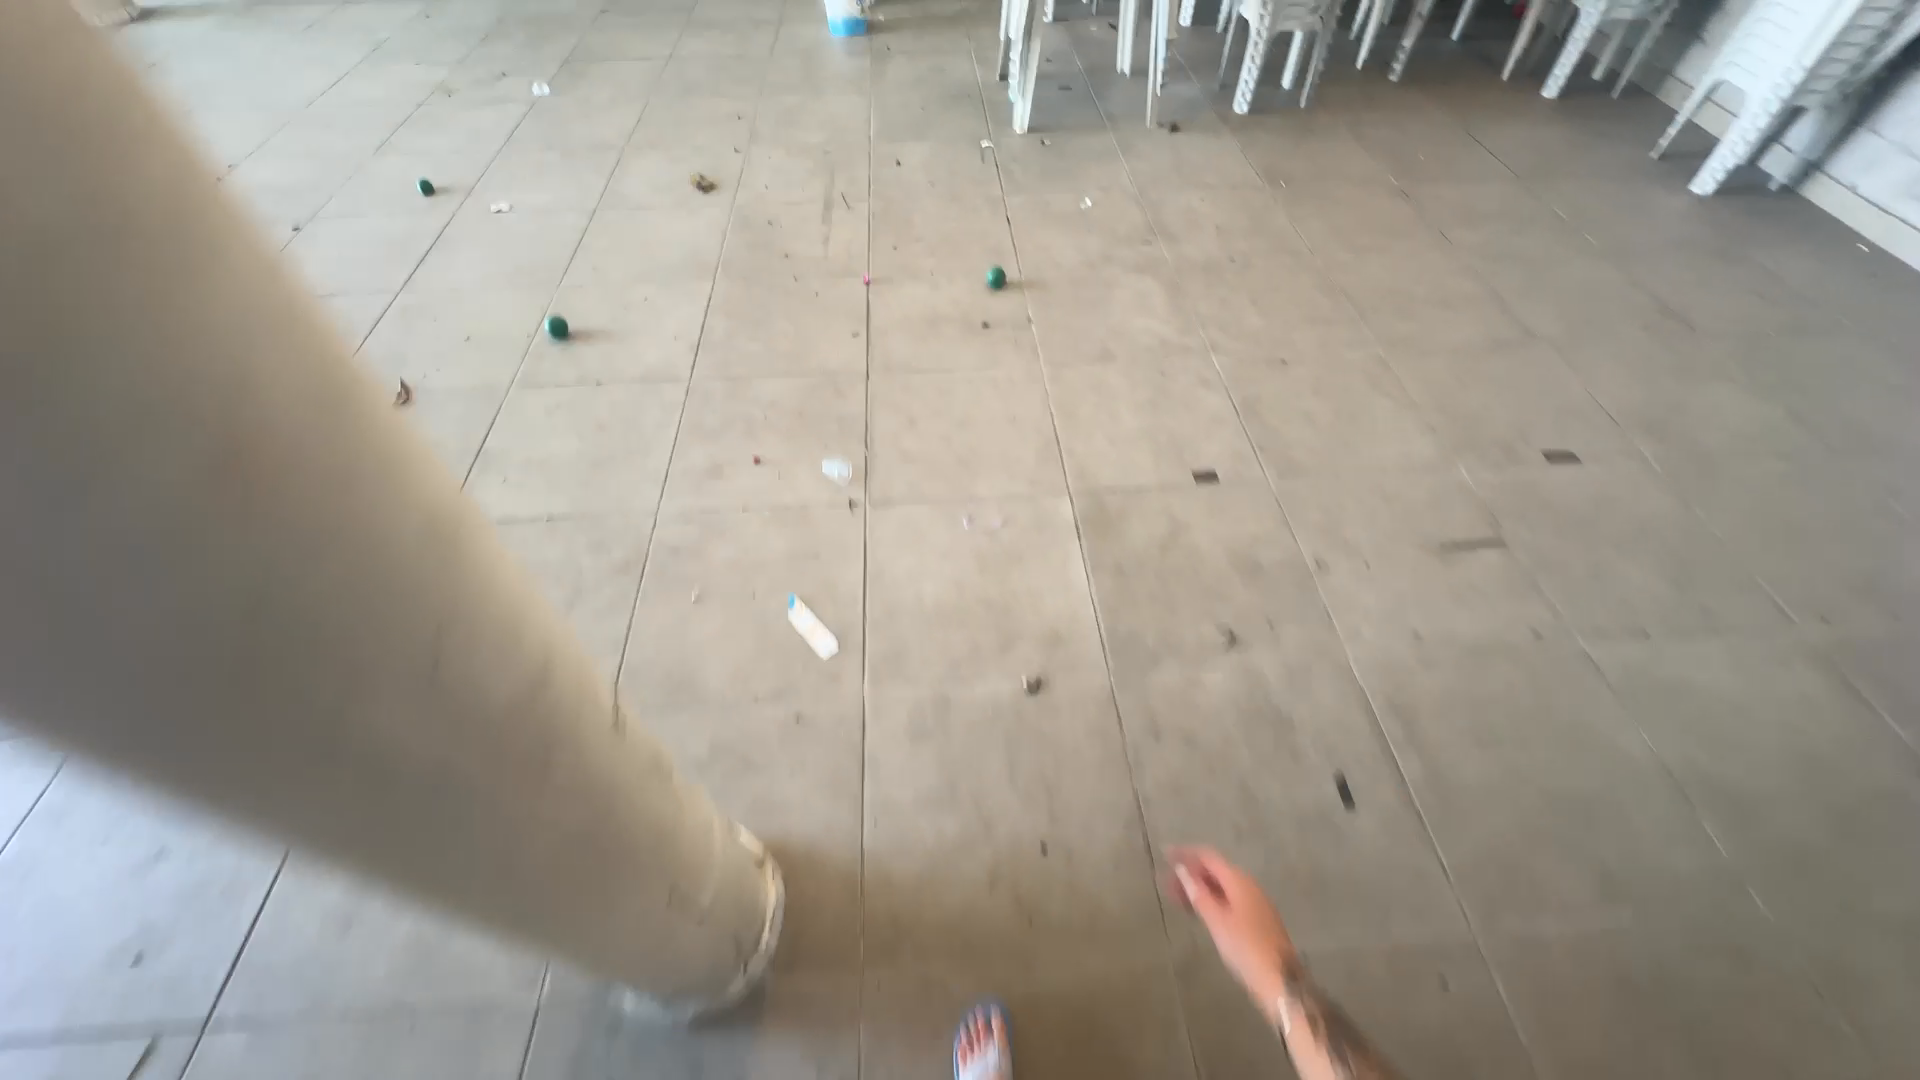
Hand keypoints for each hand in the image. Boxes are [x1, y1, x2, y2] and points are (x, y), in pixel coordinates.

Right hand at [1167, 846, 1295, 1006]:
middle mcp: (1248, 886)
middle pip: (1215, 871)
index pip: (1208, 857)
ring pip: (1221, 887)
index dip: (1186, 854)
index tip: (1165, 856)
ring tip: (1177, 899)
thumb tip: (1182, 869)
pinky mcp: (1256, 920)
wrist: (1281, 982)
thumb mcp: (1217, 920)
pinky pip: (1228, 900)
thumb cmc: (1245, 947)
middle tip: (1167, 884)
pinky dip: (1210, 901)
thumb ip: (1198, 893)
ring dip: (1199, 889)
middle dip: (1190, 874)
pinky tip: (1199, 912)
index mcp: (1239, 881)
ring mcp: (1254, 903)